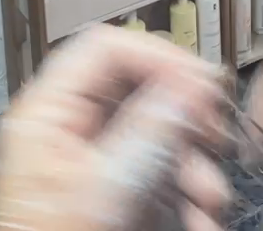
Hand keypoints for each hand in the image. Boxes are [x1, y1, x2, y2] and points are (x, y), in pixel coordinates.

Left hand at [0, 26, 233, 230]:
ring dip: (190, 161)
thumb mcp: (107, 188)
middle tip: (214, 130)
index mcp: (48, 109)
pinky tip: (199, 214)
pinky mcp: (106, 187)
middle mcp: (65, 123)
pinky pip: (151, 167)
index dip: (156, 56)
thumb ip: (150, 131)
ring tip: (210, 196)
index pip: (105, 48)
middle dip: (182, 114)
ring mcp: (86, 155)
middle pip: (135, 88)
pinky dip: (181, 189)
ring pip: (150, 130)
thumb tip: (188, 85)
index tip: (198, 80)